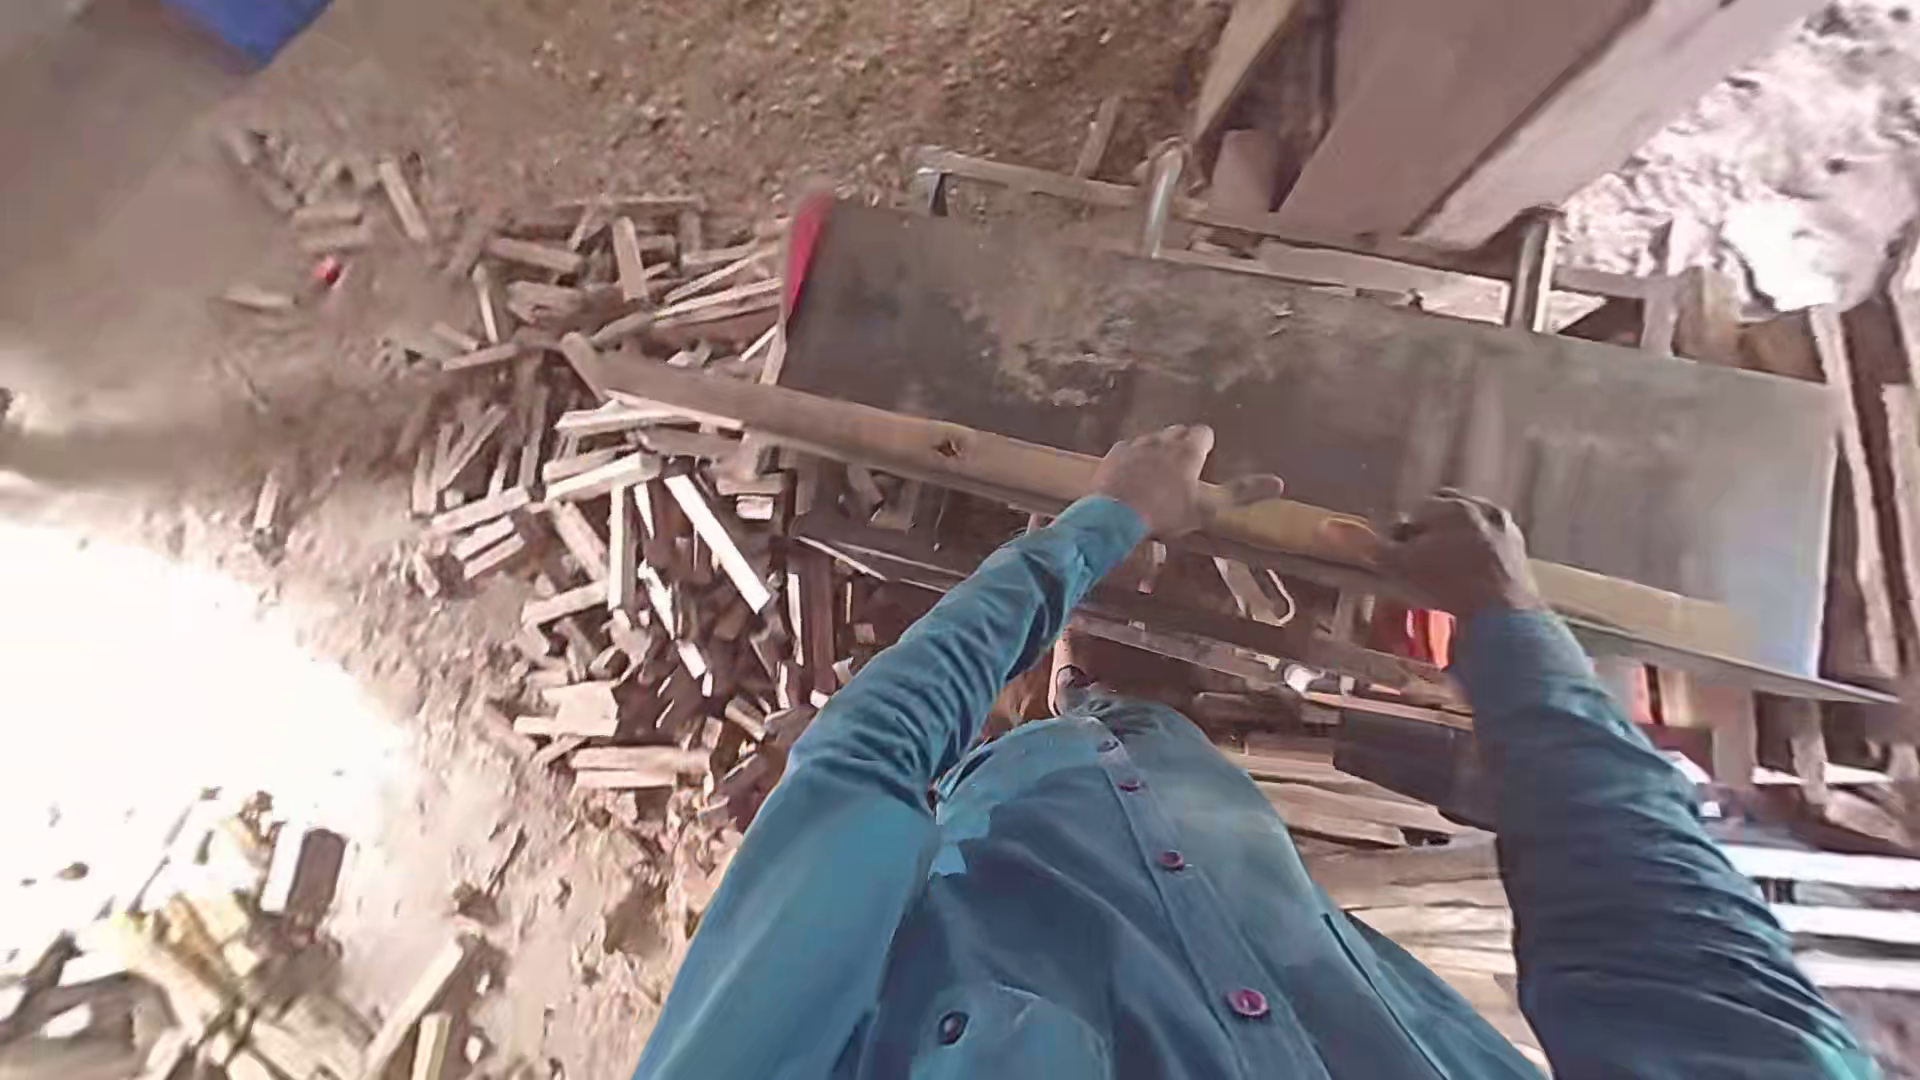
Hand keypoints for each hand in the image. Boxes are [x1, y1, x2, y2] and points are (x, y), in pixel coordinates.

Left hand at [1090, 424, 1283, 537]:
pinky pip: (1127, 448)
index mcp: (1188, 450)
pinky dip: (1132, 457)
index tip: (1202, 458)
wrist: (1115, 516)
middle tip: (1180, 469)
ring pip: (1151, 438)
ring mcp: (1136, 444)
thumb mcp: (1207, 508)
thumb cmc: (1165, 513)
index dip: (1204, 444)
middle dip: (1180, 444)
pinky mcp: (1113, 453)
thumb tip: (1280, 483)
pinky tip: (1130, 475)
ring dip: (1156, 450)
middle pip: (1177, 432)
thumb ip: (1242, 493)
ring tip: (1154, 474)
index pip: (1203, 432)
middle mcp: (1163, 440)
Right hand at [1380, 490, 1543, 618]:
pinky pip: (1490, 539)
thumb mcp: (1396, 565)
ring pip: (1470, 522)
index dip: (1400, 529)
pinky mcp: (1520, 549)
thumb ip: (1377, 547)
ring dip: (1454, 534)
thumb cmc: (1444, 583)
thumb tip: (1362, 539)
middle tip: (1418, 548)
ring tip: (1441, 559)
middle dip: (1430, 524)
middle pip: (1446, 508)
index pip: (1414, 509)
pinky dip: (1476, 548)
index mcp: (1450, 506)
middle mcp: (1481, 508)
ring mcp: (1505, 527)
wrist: (1500, 613)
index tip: (1395, 548)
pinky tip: (1465, 568)